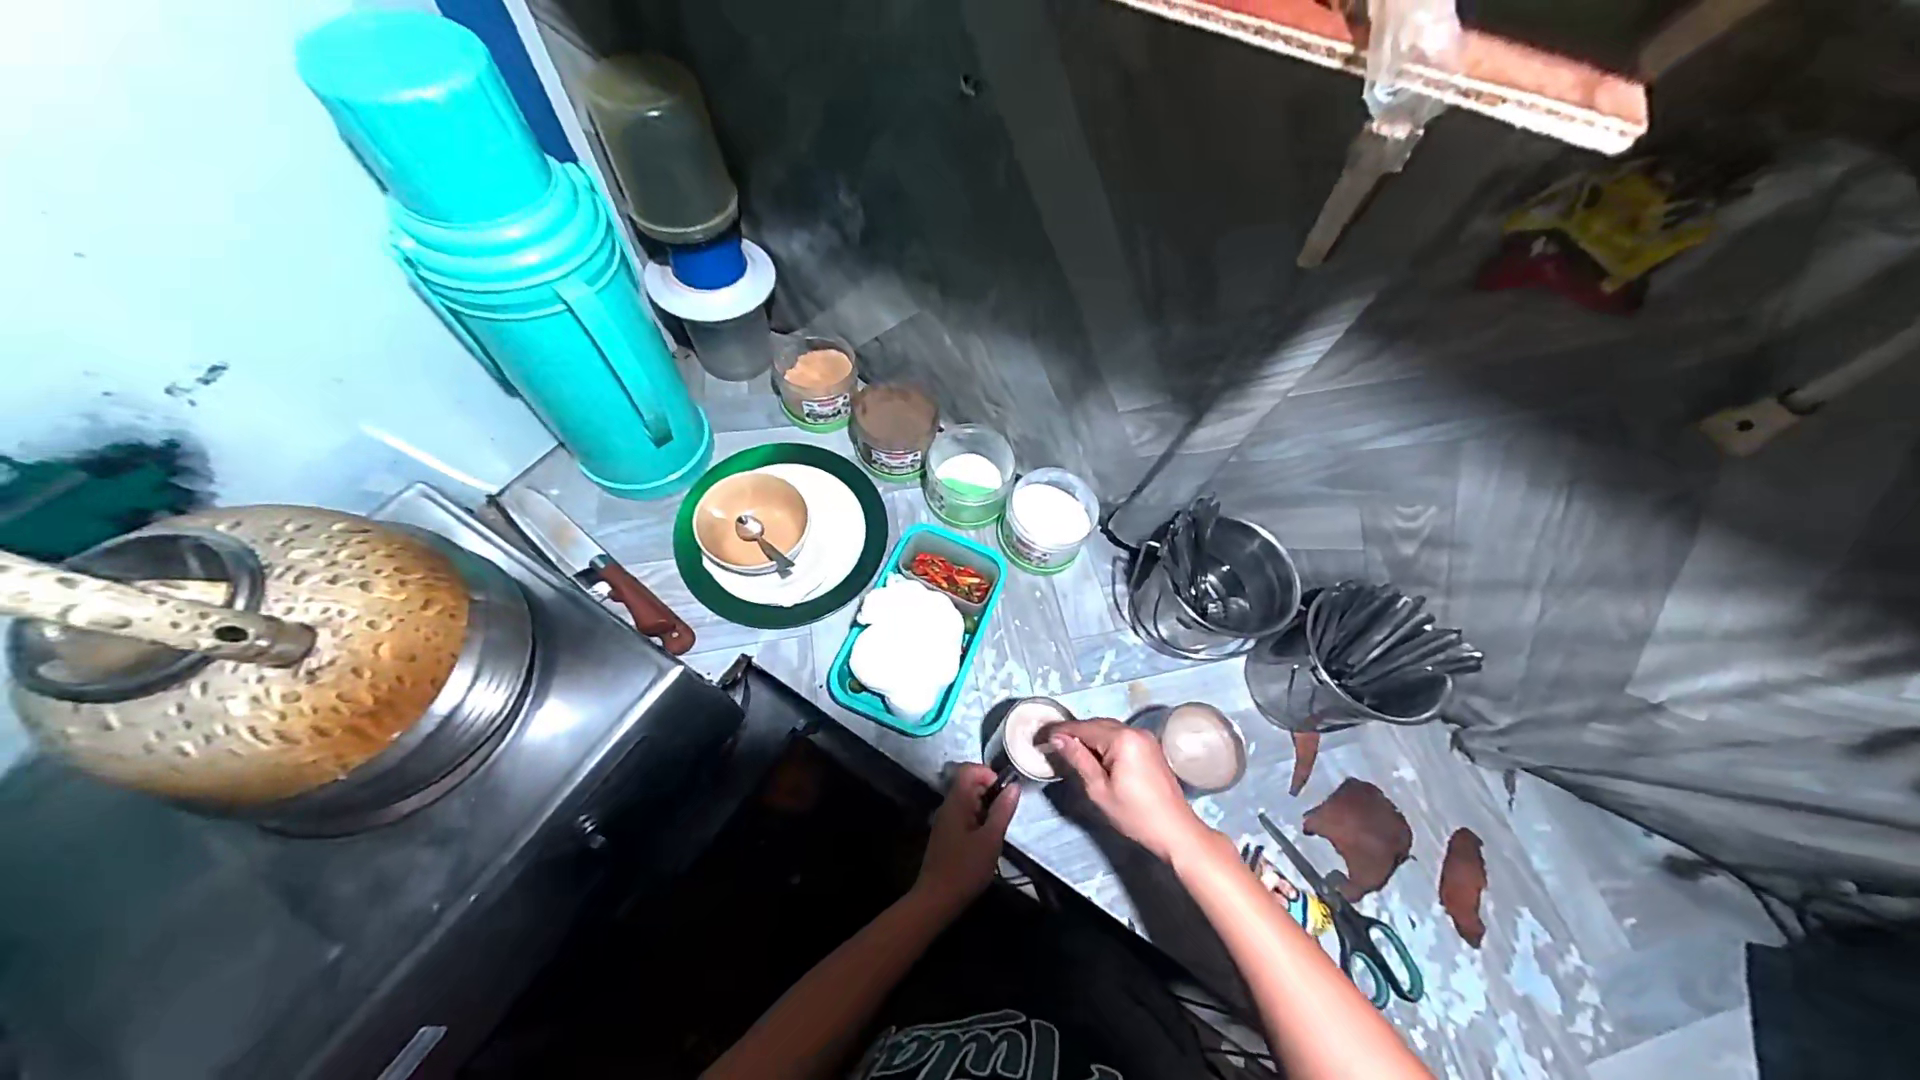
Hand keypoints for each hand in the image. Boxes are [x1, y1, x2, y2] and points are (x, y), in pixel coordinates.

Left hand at [913, 764, 1018, 916]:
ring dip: (986, 808)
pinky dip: (978, 820)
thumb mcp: (991, 839)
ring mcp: (945, 820)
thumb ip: (1002, 810)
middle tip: (1004, 816)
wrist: (937, 899)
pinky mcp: (947, 833)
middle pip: (969, 783)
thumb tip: (1014, 786)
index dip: (989, 774)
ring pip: (968, 800)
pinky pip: (964, 814)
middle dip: (990, 793)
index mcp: (956, 802)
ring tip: (997, 830)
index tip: (1005, 794)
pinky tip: (986, 840)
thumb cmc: (965, 869)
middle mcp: (948, 805)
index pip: (969, 770)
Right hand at [1046, 719, 1213, 863]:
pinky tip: (1095, 756)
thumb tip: (1058, 738)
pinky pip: (1121, 736)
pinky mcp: (1151, 747)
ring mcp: (1145, 738)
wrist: (1175, 831)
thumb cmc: (1135, 814)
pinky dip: (1105, 742)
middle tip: (1053, 743)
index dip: (1061, 731)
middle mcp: (1135, 731)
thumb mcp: (1099, 789)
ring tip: (1070, 750)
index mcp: (1122, 739)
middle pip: (1097, 724)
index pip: (1084, 728)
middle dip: (1075, 732)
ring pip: (1109, 729)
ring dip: (1090, 737)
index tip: (1043, 737)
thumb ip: (1078, 759)